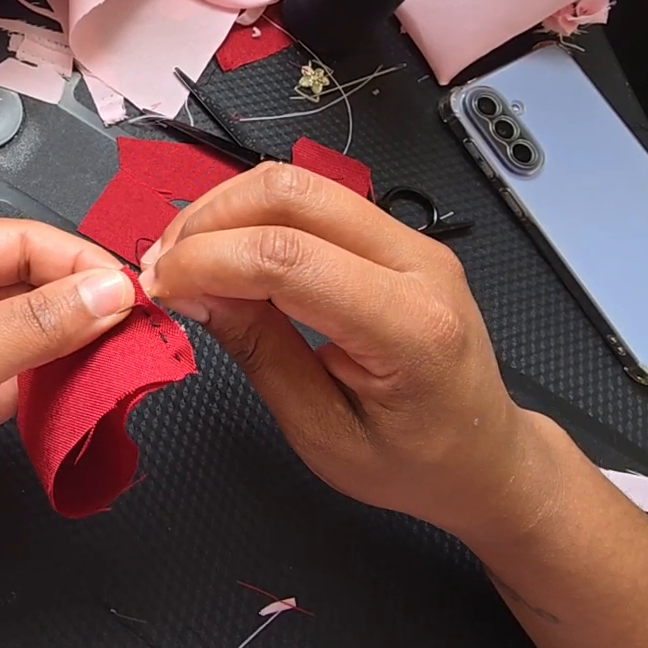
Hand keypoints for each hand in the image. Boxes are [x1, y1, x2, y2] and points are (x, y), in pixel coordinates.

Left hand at [0, 219, 136, 578]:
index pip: (18, 240)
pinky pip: (37, 369)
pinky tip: (100, 387)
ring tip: (133, 358)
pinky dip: (69, 377)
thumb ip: (31, 326)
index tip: (134, 294)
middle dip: (86, 301)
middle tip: (145, 330)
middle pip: (34, 279)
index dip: (78, 261)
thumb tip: (113, 289)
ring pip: (41, 324)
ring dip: (84, 340)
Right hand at [139, 162, 553, 541]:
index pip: (289, 258)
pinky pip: (308, 199)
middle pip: (292, 194)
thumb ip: (257, 351)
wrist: (489, 455)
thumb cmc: (410, 465)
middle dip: (209, 219)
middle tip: (163, 266)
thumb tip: (191, 290)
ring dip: (223, 209)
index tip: (158, 286)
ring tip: (183, 256)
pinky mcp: (390, 232)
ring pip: (295, 183)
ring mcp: (408, 237)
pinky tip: (221, 250)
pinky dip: (249, 214)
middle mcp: (417, 260)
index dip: (208, 261)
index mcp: (410, 327)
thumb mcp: (320, 432)